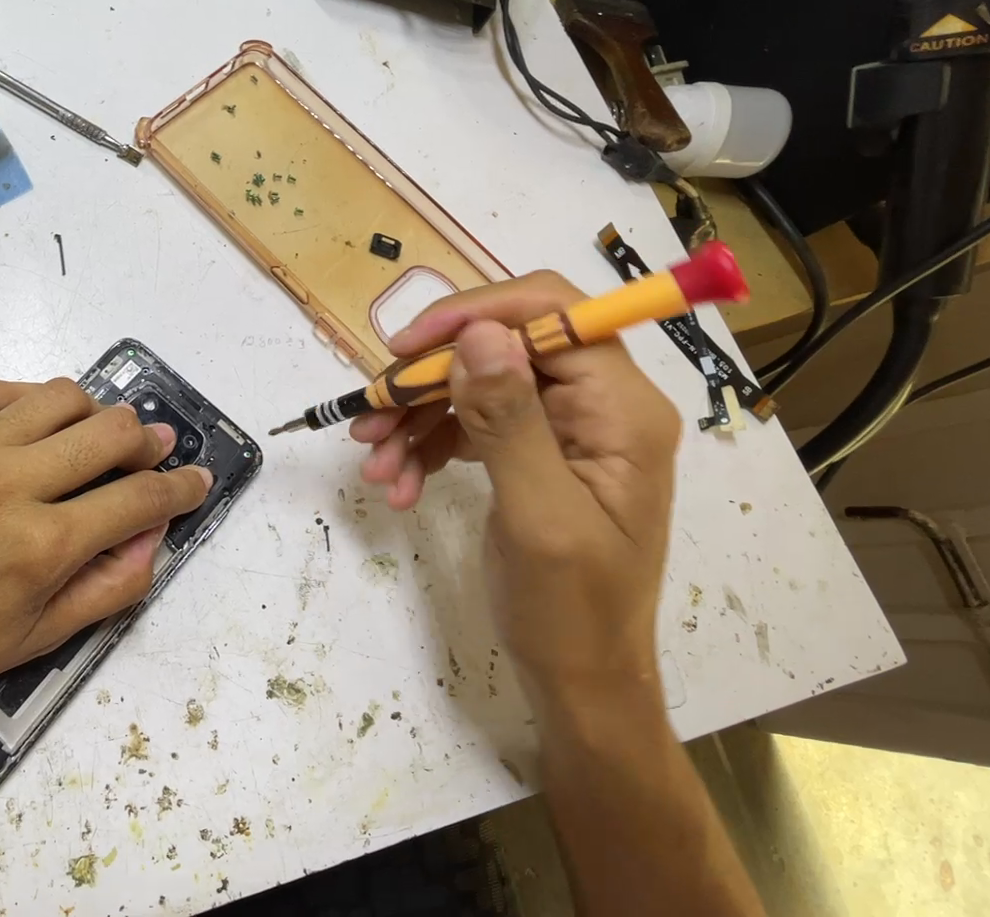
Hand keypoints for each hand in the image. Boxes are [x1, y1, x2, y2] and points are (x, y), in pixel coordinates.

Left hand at [0, 378, 212, 719]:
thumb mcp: (40, 639)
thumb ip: (112, 584)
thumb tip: (155, 531)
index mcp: (40, 547)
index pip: (138, 498)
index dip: (181, 487)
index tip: (197, 479)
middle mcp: (8, 483)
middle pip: (111, 431)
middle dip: (147, 443)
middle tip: (151, 456)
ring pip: (62, 396)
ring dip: (95, 415)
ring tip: (93, 442)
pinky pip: (2, 390)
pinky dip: (36, 403)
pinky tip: (39, 428)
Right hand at [349, 272, 680, 699]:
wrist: (578, 674)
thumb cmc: (571, 607)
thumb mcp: (538, 515)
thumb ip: (510, 421)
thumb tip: (480, 334)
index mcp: (620, 409)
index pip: (549, 315)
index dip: (472, 315)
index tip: (404, 349)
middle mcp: (594, 404)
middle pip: (498, 349)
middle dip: (426, 382)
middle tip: (369, 419)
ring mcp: (561, 428)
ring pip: (472, 387)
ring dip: (414, 420)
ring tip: (375, 465)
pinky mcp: (529, 452)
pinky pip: (466, 425)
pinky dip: (424, 447)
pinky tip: (398, 484)